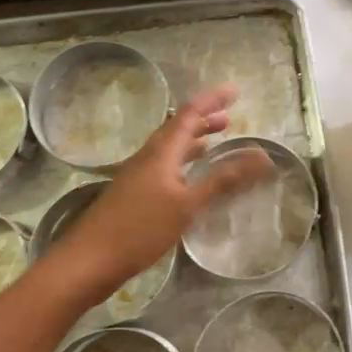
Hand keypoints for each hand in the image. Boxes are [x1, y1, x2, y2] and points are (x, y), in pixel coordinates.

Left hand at [56, 84, 271, 295]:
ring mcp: (137, 176)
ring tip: (213, 142)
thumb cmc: (140, 228)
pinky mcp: (133, 195)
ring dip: (192, 141)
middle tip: (229, 118)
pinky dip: (182, 162)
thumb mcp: (188, 204)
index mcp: (161, 152)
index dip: (212, 100)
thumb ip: (224, 180)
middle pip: (177, 128)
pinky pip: (163, 166)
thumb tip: (262, 156)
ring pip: (169, 148)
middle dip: (203, 120)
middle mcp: (148, 157)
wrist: (90, 260)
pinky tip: (189, 180)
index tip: (235, 91)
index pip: (189, 114)